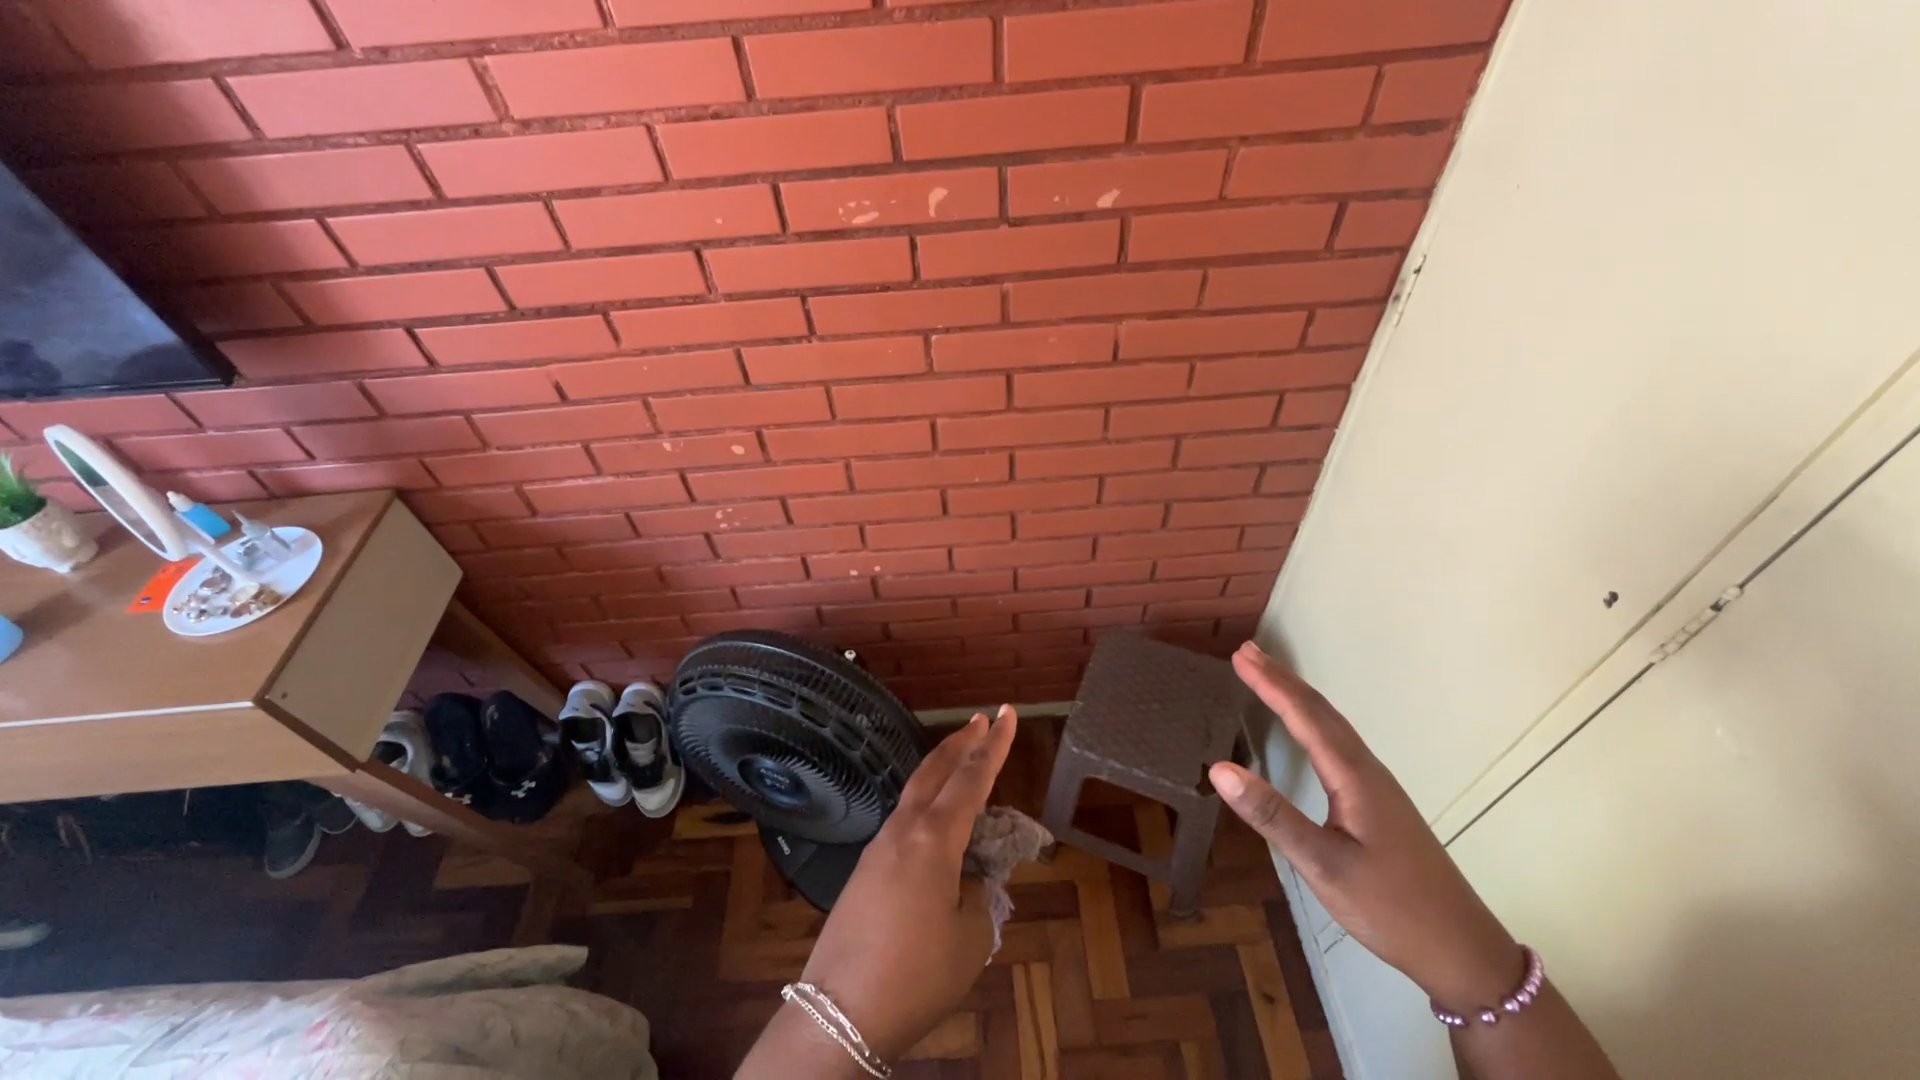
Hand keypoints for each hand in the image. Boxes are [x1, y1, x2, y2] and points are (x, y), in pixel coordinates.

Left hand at [785, 704, 1017, 1064]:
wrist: (842, 1012)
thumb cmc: (917, 973)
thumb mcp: (971, 936)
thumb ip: (979, 895)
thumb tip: (971, 879)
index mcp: (934, 838)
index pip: (972, 778)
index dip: (995, 746)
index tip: (1008, 712)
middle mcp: (902, 831)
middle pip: (934, 772)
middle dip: (961, 743)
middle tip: (983, 719)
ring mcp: (877, 849)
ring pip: (914, 794)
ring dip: (941, 771)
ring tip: (963, 761)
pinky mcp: (864, 872)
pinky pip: (903, 822)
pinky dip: (926, 805)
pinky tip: (936, 822)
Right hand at [1210, 643, 1523, 1011]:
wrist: (1460, 947)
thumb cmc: (1389, 906)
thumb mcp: (1322, 864)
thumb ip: (1272, 815)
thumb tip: (1219, 768)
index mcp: (1354, 778)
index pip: (1306, 717)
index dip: (1270, 685)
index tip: (1239, 657)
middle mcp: (1368, 772)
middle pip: (1322, 713)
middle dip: (1283, 680)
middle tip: (1247, 652)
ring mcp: (1378, 788)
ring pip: (1334, 727)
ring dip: (1299, 698)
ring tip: (1269, 678)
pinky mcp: (1380, 805)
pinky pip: (1341, 745)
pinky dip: (1315, 723)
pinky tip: (1309, 732)